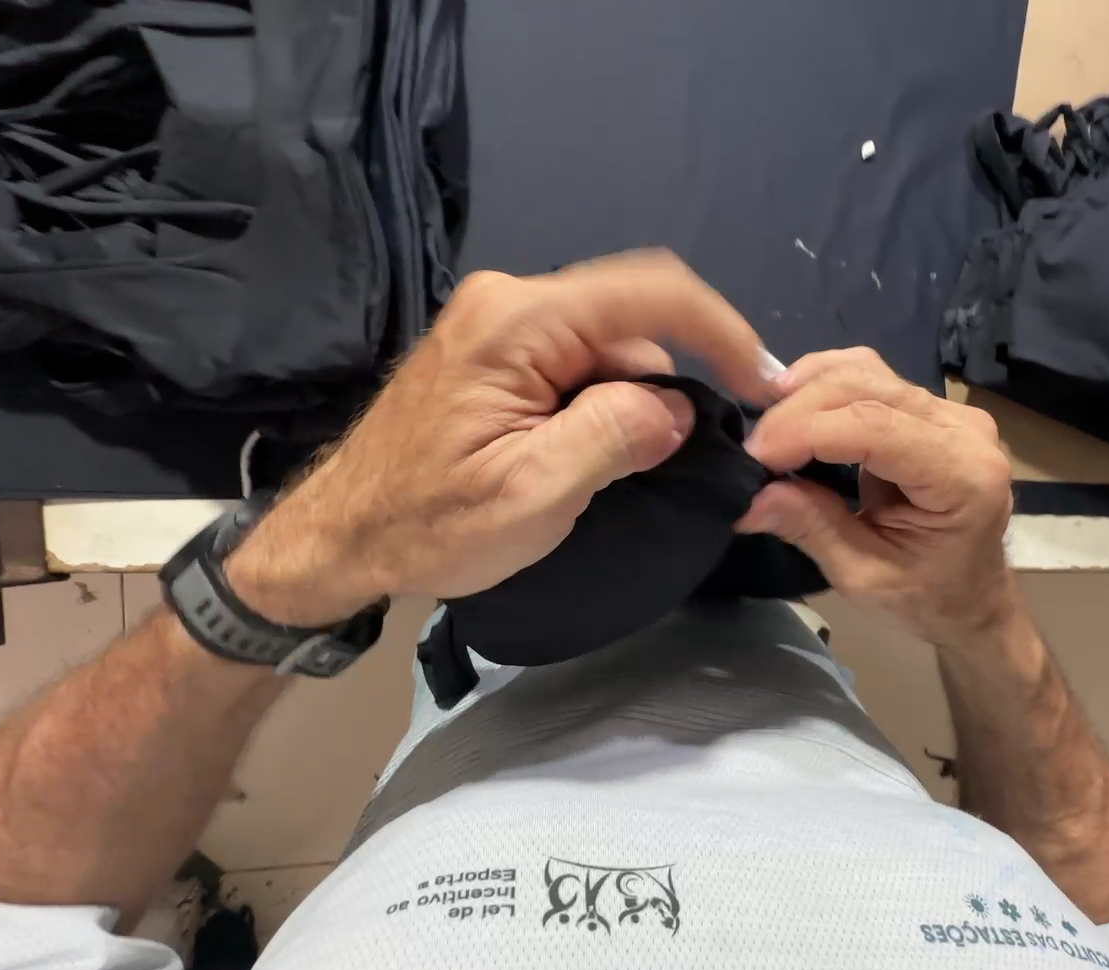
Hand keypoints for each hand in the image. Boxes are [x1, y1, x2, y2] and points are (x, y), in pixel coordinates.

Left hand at [225, 250, 777, 625]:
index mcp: (519, 323)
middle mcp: (511, 303)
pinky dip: (602, 408)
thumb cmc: (429, 525)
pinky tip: (583, 457)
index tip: (764, 383)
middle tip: (679, 460)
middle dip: (668, 387)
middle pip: (631, 324)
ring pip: (607, 349)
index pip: (650, 294)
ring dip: (631, 406)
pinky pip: (577, 366)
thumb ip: (614, 438)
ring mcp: (501, 326)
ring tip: (610, 474)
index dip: (721, 333)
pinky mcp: (498, 355)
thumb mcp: (533, 494)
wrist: (344, 536)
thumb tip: (678, 408)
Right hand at [737, 348, 1017, 647]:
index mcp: (963, 477)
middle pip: (866, 386)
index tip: (755, 457)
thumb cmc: (926, 597)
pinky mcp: (930, 408)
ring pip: (865, 370)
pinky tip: (794, 403)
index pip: (874, 427)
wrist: (971, 598)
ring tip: (767, 427)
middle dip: (798, 410)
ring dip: (806, 390)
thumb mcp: (864, 576)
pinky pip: (871, 375)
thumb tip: (751, 497)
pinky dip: (824, 383)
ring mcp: (950, 411)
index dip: (806, 432)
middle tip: (753, 450)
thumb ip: (812, 529)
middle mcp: (964, 429)